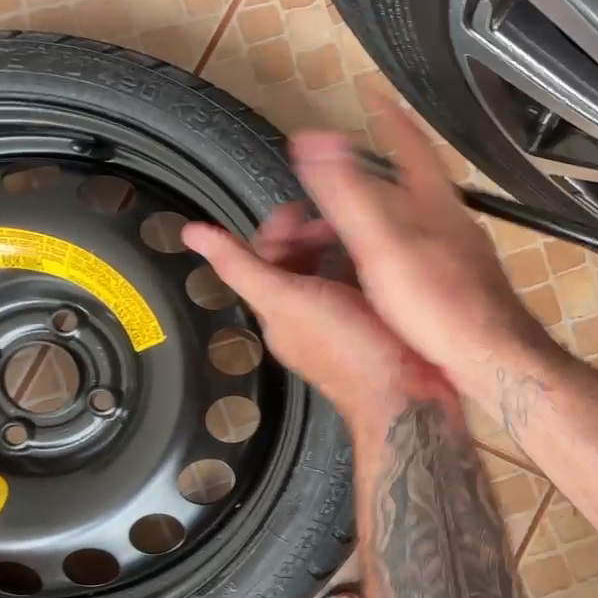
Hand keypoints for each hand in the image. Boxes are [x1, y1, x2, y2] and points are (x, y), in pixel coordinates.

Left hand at [180, 199, 450, 434]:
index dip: (277, 230)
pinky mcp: (379, 328)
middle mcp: (309, 319)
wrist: (407, 391)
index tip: (301, 206)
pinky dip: (368, 268)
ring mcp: (346, 324)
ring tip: (361, 233)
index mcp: (281, 314)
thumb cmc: (348, 348)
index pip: (265, 261)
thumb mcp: (286, 300)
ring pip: (333, 276)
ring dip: (341, 249)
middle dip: (311, 236)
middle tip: (336, 218)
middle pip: (300, 267)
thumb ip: (240, 266)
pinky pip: (365, 289)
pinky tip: (384, 262)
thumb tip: (190, 233)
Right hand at [286, 106, 553, 389]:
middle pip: (422, 183)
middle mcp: (456, 225)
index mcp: (435, 207)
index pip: (414, 147)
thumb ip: (350, 193)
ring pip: (427, 220)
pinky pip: (430, 254)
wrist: (494, 359)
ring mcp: (465, 257)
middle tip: (367, 159)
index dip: (392, 118)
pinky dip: (406, 249)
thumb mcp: (383, 246)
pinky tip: (397, 269)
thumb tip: (316, 140)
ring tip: (372, 212)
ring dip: (398, 210)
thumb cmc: (445, 309)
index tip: (376, 96)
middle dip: (392, 167)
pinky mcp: (467, 289)